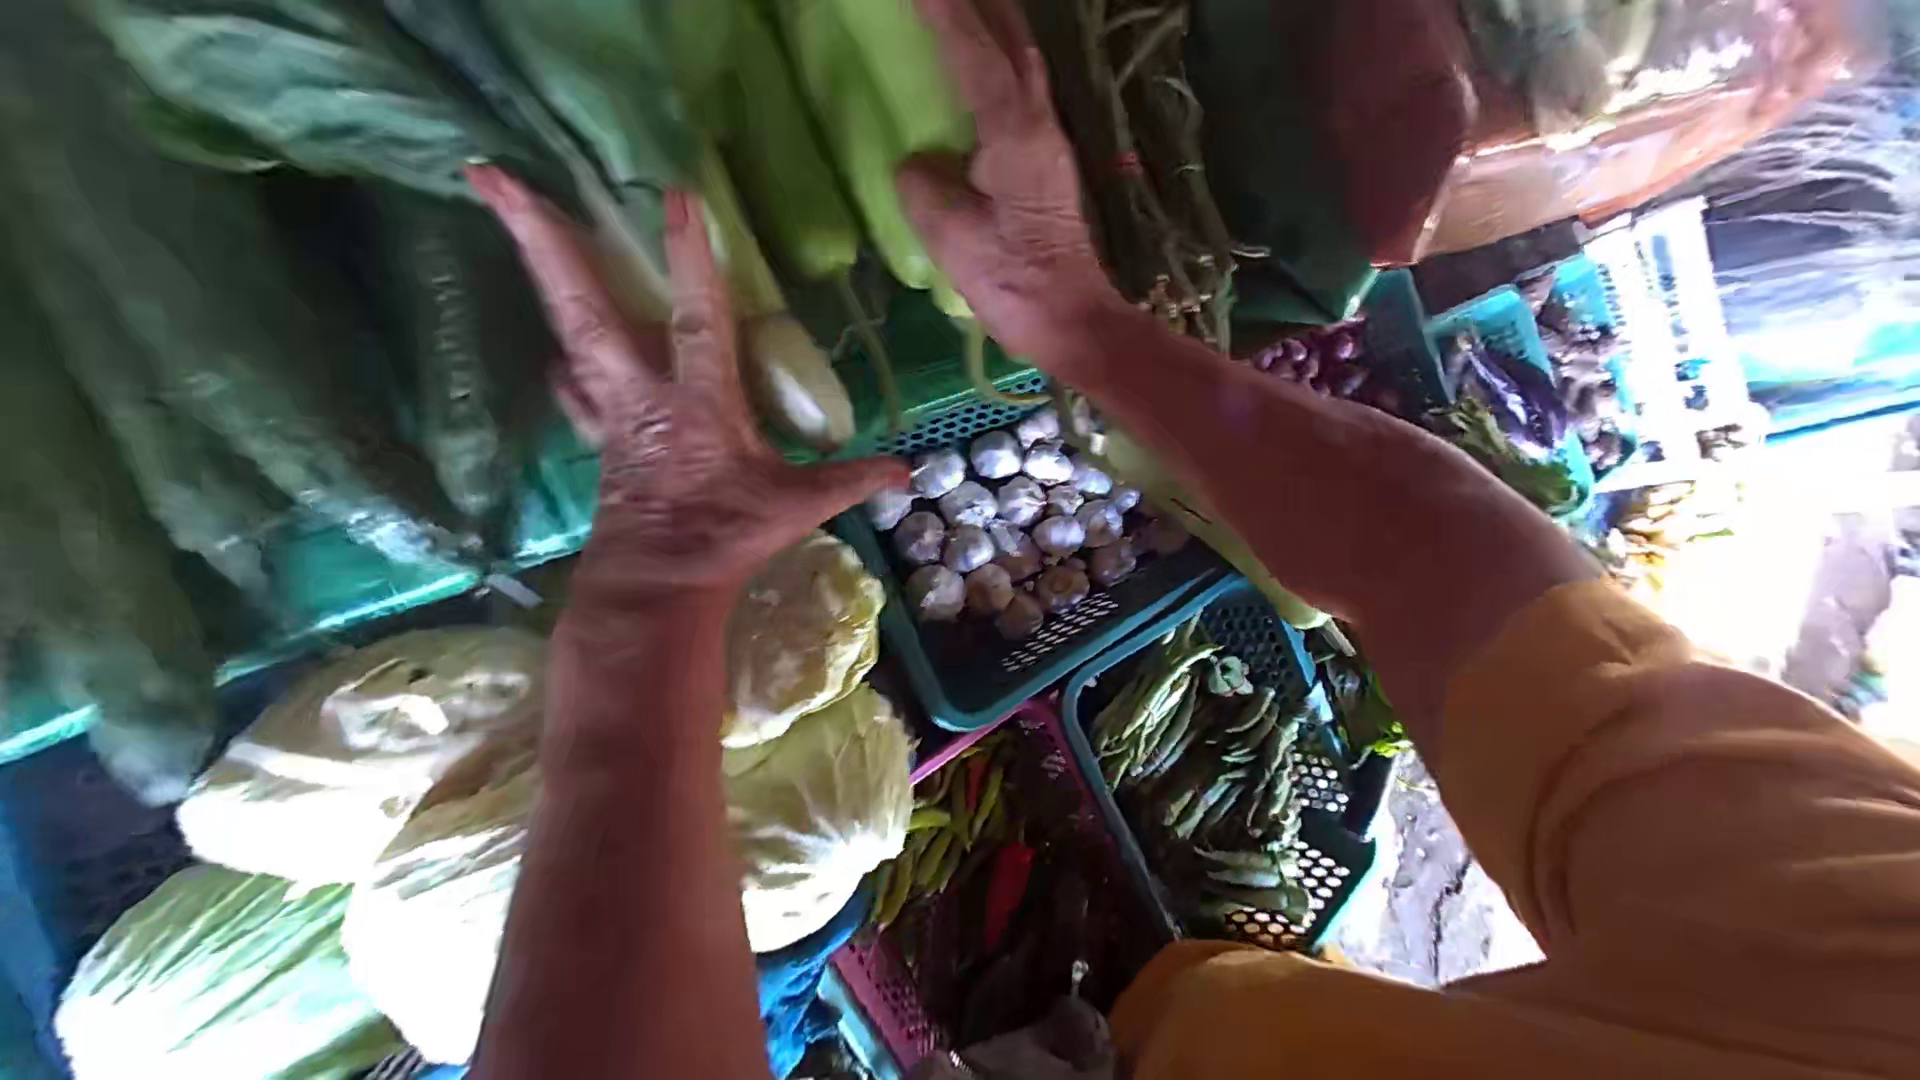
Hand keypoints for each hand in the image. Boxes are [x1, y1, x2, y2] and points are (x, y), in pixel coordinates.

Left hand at [469, 166, 905, 599]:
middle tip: (491, 176)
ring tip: (512, 221)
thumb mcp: (798, 506)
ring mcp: (613, 415)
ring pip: (570, 338)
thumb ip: (852, 480)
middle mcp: (644, 398)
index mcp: (701, 407)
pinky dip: (567, 363)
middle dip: (544, 245)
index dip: (692, 262)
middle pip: (587, 313)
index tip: (678, 195)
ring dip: (542, 281)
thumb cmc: (727, 537)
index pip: (699, 323)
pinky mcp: (600, 437)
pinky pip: (575, 388)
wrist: (659, 585)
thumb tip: (907, 468)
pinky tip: (562, 349)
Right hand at [897, 0, 1126, 360]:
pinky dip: (1000, 69)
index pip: (976, 50)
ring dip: (994, 28)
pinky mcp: (1049, 171)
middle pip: (1013, 41)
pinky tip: (982, 78)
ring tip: (961, 13)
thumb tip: (916, 164)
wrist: (1069, 320)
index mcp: (1015, 133)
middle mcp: (1040, 126)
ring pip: (1024, 66)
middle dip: (979, 4)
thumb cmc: (1015, 283)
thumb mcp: (954, 239)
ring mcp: (1051, 147)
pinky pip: (1023, 97)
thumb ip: (924, 189)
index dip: (943, 11)